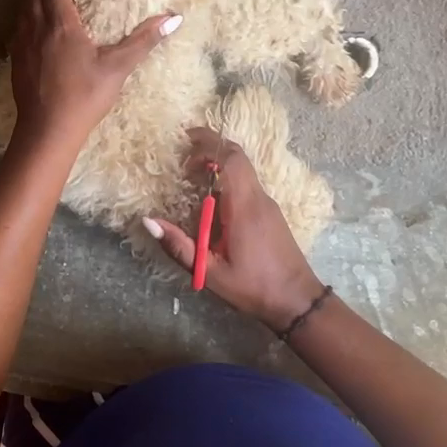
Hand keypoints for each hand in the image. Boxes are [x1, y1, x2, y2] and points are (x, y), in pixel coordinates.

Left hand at [6, 0, 179, 145]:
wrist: (47, 130)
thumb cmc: (84, 96)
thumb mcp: (118, 67)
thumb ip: (143, 40)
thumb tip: (174, 18)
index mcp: (61, 24)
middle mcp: (37, 29)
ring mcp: (22, 46)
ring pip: (22, 10)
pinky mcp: (16, 62)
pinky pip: (18, 28)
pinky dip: (23, 15)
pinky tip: (28, 22)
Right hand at [145, 129, 329, 332]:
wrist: (298, 301)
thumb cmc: (253, 287)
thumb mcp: (210, 272)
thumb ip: (179, 246)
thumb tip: (148, 221)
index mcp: (244, 207)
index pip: (231, 159)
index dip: (208, 144)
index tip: (184, 145)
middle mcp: (259, 198)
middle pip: (238, 156)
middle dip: (212, 145)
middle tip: (185, 149)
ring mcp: (268, 204)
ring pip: (244, 168)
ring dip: (219, 161)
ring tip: (192, 171)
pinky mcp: (270, 212)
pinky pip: (247, 182)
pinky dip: (227, 176)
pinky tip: (210, 195)